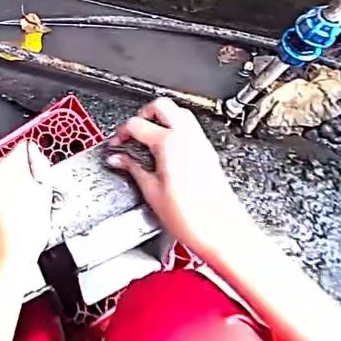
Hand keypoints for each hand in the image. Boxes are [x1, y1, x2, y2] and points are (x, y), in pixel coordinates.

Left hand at [0, 142, 50, 285]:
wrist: (1, 259)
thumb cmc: (23, 235)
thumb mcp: (44, 199)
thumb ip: (40, 174)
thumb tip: (36, 163)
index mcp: (13, 165)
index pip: (25, 148)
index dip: (32, 161)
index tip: (33, 170)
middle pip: (5, 165)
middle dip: (13, 178)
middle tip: (22, 199)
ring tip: (7, 213)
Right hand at [108, 99, 255, 259]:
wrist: (224, 234)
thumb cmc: (193, 218)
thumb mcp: (151, 192)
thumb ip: (132, 168)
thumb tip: (119, 158)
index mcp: (169, 142)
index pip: (136, 124)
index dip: (121, 133)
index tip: (116, 145)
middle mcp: (187, 137)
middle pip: (161, 106)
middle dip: (142, 114)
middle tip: (132, 132)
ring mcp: (201, 144)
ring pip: (179, 113)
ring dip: (161, 119)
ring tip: (147, 139)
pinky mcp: (208, 155)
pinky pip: (190, 130)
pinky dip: (175, 131)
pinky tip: (165, 152)